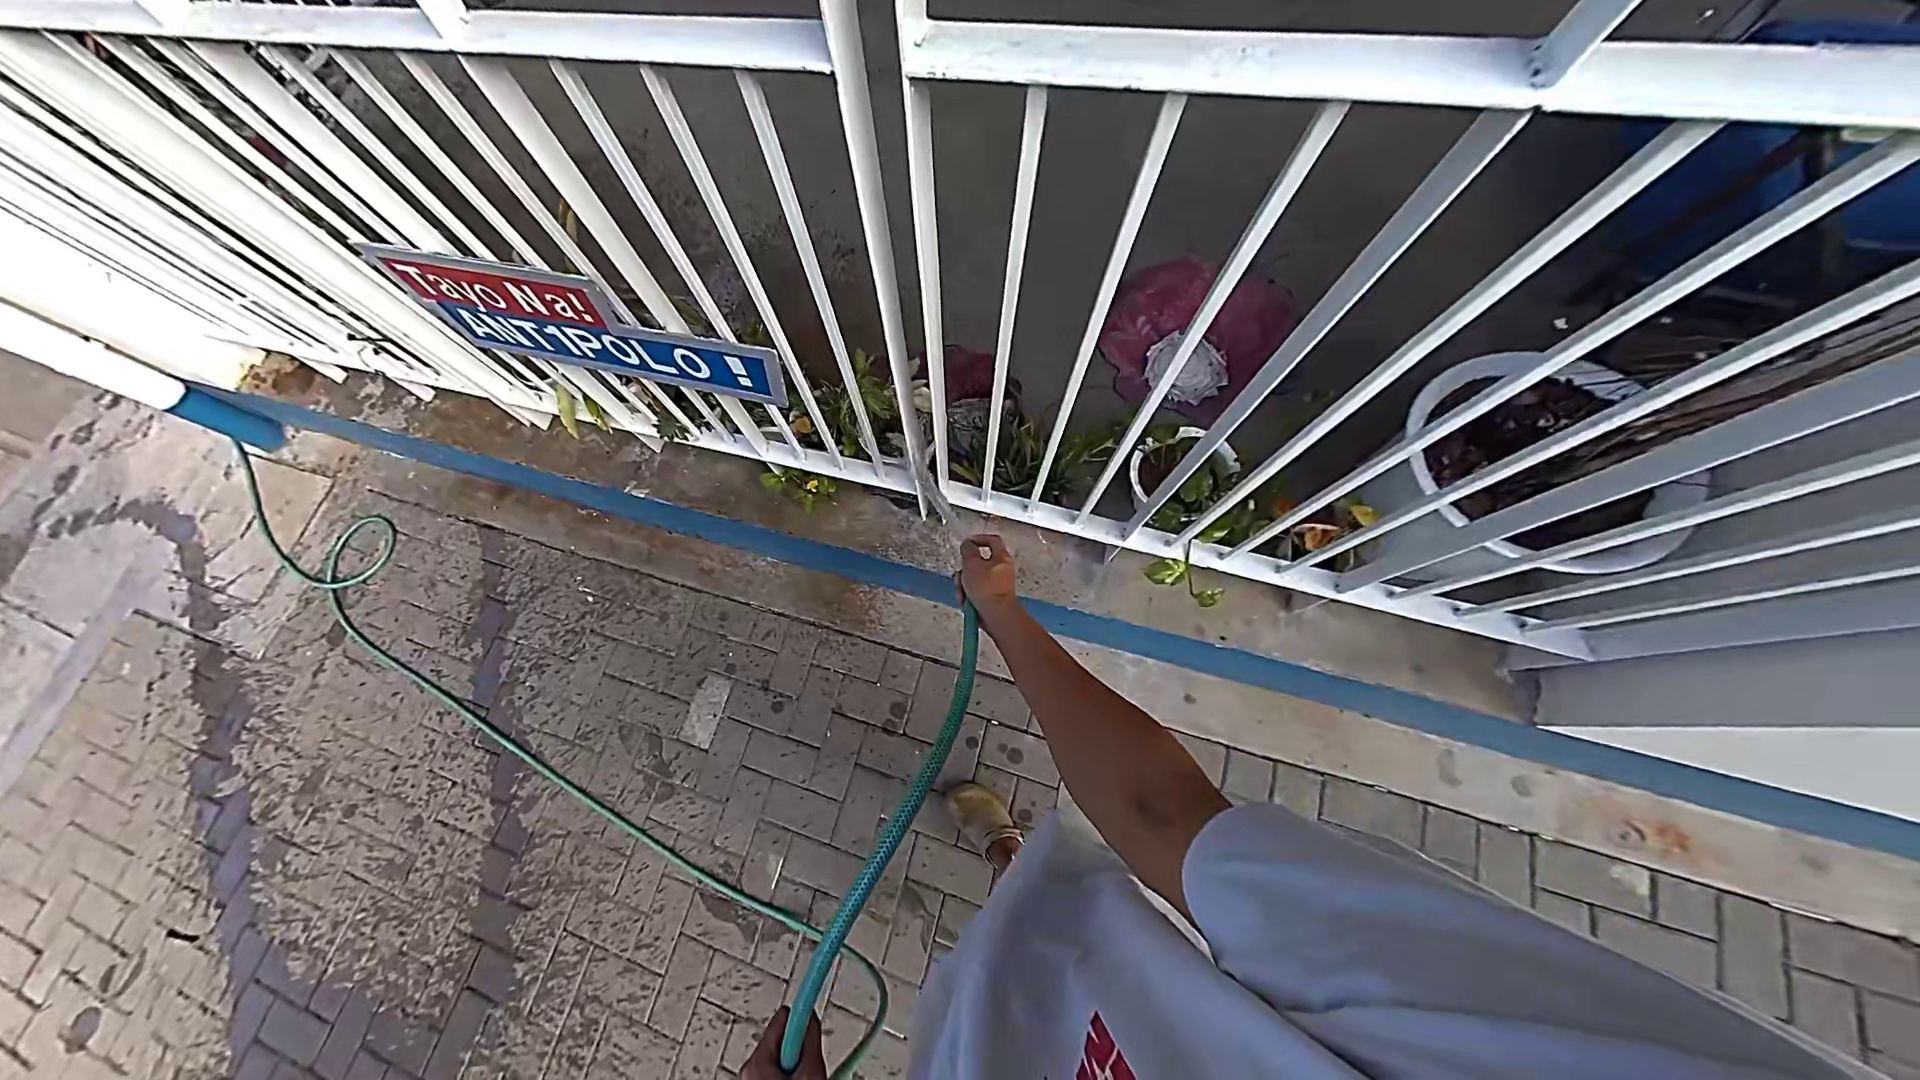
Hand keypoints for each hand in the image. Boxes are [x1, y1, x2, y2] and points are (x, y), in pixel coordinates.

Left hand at [743, 1007, 825, 1079]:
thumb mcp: (810, 1072)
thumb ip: (811, 1039)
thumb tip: (810, 1015)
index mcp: (757, 1061)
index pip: (783, 1017)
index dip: (801, 1016)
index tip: (812, 1000)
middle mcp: (748, 1067)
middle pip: (781, 1035)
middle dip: (796, 1047)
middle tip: (805, 1067)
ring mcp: (750, 1077)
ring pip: (779, 1052)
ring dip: (792, 1061)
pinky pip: (773, 1065)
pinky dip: (785, 1072)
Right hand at [956, 534, 1019, 616]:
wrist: (996, 615)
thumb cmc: (986, 588)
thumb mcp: (972, 563)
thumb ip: (968, 550)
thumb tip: (967, 544)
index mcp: (1001, 558)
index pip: (993, 540)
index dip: (979, 539)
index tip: (967, 544)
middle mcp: (1000, 570)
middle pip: (977, 563)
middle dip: (964, 571)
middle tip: (961, 577)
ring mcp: (995, 585)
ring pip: (972, 579)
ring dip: (963, 586)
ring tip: (963, 595)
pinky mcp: (990, 598)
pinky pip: (974, 592)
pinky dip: (967, 597)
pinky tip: (966, 603)